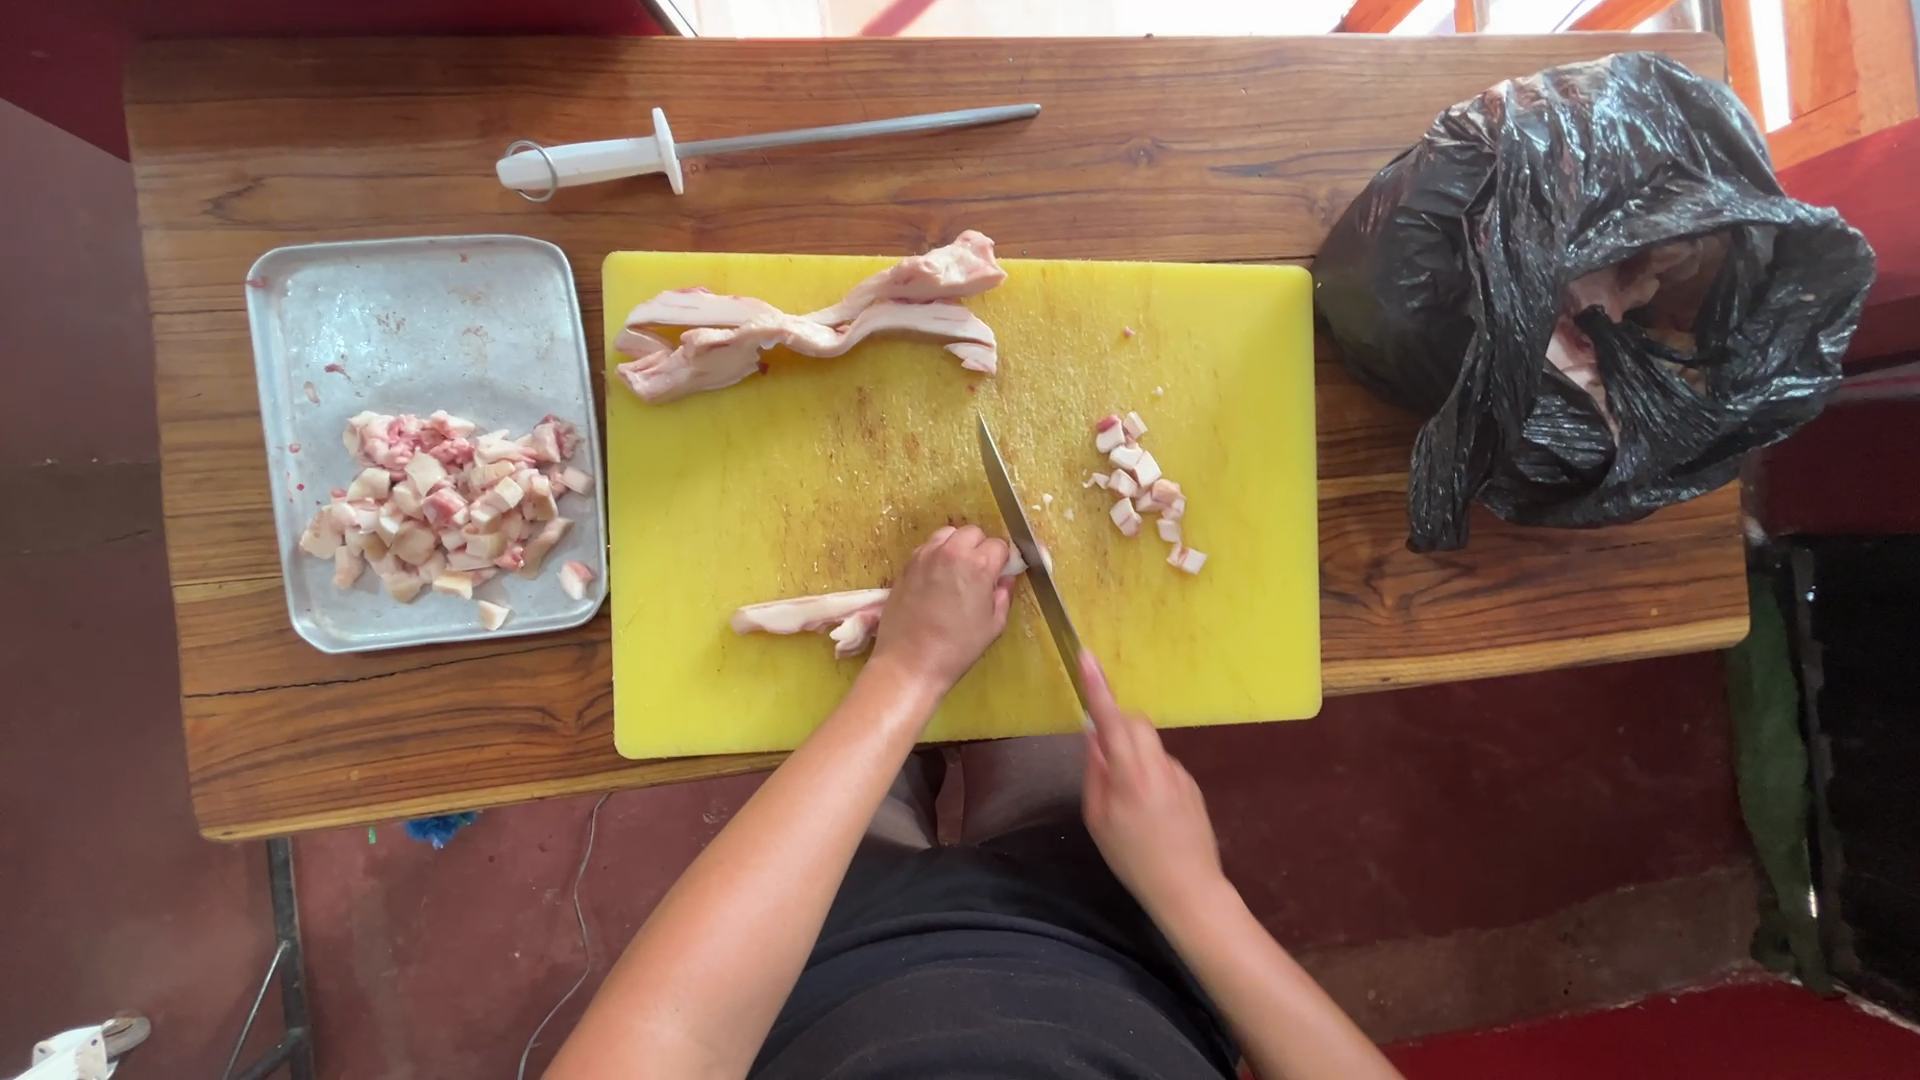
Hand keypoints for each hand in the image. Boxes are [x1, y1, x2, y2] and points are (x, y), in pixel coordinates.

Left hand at [870, 525, 1013, 694]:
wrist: (910, 662)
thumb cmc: (956, 648)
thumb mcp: (993, 625)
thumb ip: (1003, 595)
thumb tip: (1004, 580)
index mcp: (978, 566)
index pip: (999, 545)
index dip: (1002, 559)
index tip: (1000, 573)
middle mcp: (951, 553)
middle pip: (972, 532)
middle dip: (980, 547)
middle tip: (980, 571)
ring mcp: (925, 556)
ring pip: (947, 534)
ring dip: (957, 546)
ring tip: (957, 570)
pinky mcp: (907, 565)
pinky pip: (927, 547)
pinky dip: (936, 554)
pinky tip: (938, 577)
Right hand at [1080, 650, 1226, 920]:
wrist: (1189, 889)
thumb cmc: (1133, 859)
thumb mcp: (1098, 819)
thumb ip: (1095, 772)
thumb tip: (1093, 736)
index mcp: (1129, 775)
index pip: (1110, 720)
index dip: (1097, 687)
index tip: (1087, 657)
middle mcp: (1157, 766)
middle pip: (1135, 722)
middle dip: (1117, 725)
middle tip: (1104, 755)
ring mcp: (1179, 773)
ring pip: (1149, 742)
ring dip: (1133, 752)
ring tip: (1128, 796)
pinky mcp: (1192, 784)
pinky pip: (1162, 763)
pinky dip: (1149, 771)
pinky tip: (1151, 809)